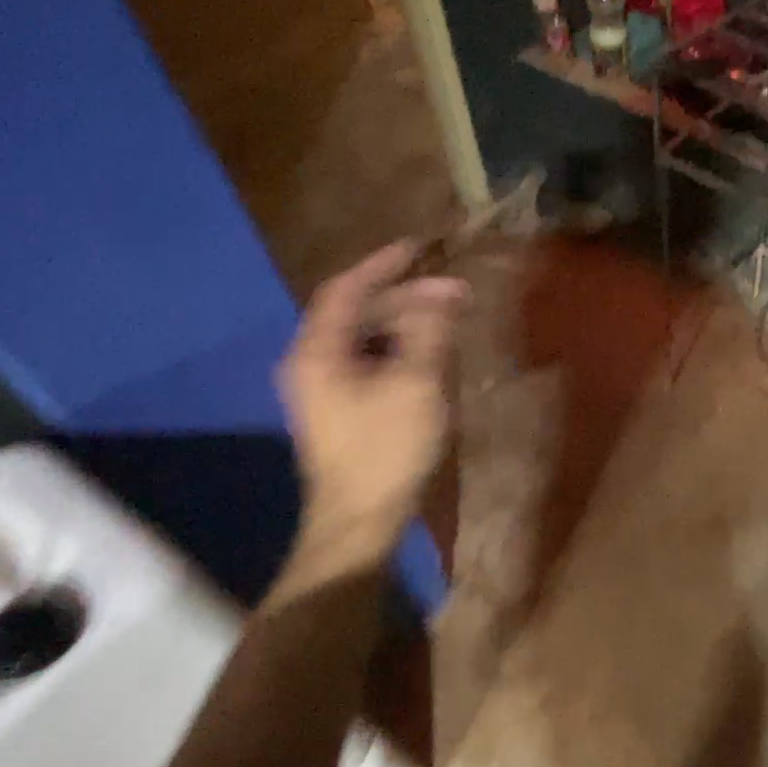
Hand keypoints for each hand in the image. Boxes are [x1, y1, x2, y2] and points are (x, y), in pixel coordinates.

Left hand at [277, 241, 468, 555]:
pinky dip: (401, 347)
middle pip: (357, 312)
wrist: (359, 519)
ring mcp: (324, 389)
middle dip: (406, 296)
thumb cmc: (386, 448)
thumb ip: (430, 330)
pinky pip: (370, 360)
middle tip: (455, 292)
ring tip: (449, 318)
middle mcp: (312, 363)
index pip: (346, 290)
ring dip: (406, 322)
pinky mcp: (341, 409)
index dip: (382, 265)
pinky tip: (432, 354)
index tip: (419, 247)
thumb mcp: (417, 383)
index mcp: (319, 352)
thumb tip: (446, 291)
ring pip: (365, 337)